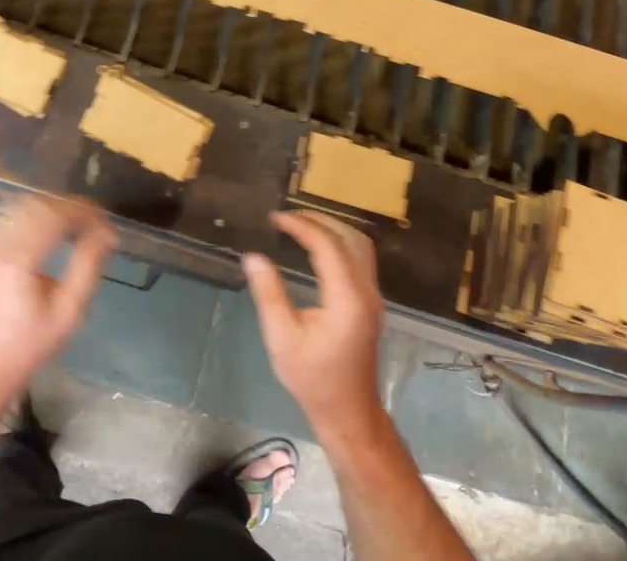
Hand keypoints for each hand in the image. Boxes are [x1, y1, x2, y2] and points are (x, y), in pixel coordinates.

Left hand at [0, 194, 117, 396]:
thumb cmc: (30, 345)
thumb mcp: (68, 312)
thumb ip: (87, 267)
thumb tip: (106, 235)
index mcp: (19, 258)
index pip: (56, 215)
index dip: (86, 214)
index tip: (107, 227)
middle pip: (39, 204)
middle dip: (71, 208)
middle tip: (97, 225)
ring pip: (22, 205)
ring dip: (52, 208)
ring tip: (77, 225)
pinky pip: (9, 217)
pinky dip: (33, 214)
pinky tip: (50, 230)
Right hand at [243, 211, 384, 430]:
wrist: (348, 411)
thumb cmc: (313, 379)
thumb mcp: (283, 338)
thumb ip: (269, 294)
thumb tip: (253, 257)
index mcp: (347, 299)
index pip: (328, 246)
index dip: (302, 226)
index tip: (275, 218)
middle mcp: (367, 292)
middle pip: (350, 239)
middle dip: (319, 221)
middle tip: (286, 216)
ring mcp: (373, 297)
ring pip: (360, 247)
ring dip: (333, 229)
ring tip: (300, 224)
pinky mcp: (371, 303)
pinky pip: (361, 260)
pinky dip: (340, 243)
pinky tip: (318, 247)